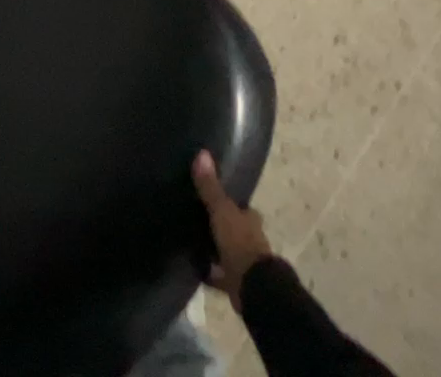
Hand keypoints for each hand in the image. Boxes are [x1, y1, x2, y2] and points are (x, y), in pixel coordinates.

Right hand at [193, 150, 272, 310]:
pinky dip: (208, 271)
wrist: (252, 285)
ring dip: (213, 247)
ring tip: (188, 239)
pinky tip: (192, 267)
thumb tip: (202, 153)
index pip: (240, 207)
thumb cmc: (239, 242)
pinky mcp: (234, 281)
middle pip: (233, 228)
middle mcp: (249, 239)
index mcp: (249, 220)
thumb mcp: (221, 210)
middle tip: (194, 216)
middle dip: (220, 225)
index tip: (211, 195)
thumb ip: (210, 187)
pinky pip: (217, 274)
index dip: (229, 202)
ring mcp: (243, 261)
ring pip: (225, 250)